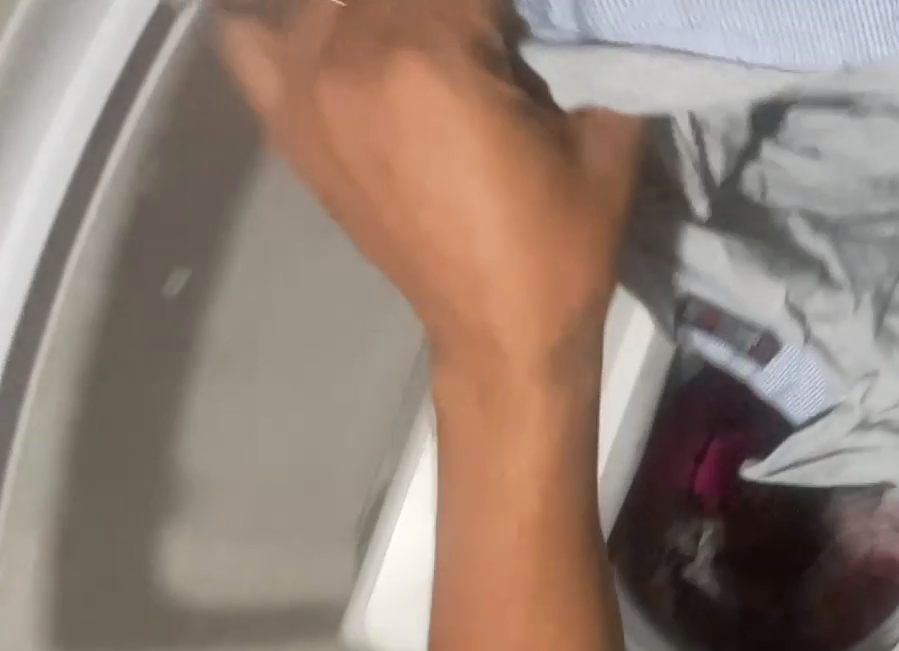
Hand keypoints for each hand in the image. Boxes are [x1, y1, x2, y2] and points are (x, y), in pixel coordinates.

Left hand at [219, 0, 643, 376]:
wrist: (505, 334)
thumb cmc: (562, 251)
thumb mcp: (606, 155)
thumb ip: (594, 65)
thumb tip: (578, 31)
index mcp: (431, 56)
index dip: (511, 13)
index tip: (533, 43)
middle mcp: (347, 54)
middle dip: (458, 14)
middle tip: (497, 61)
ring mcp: (304, 89)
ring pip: (337, 3)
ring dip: (394, 18)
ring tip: (439, 62)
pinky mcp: (288, 126)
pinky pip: (257, 37)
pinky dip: (304, 37)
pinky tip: (354, 66)